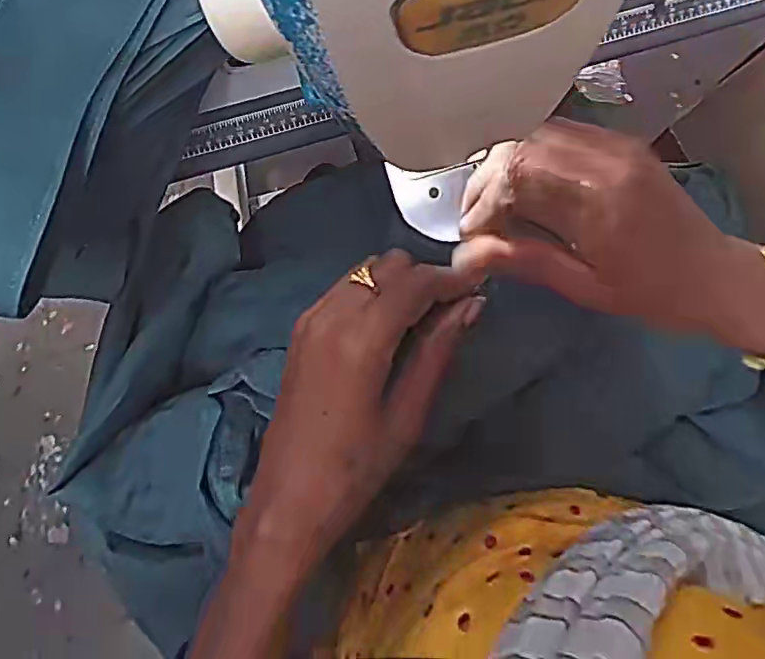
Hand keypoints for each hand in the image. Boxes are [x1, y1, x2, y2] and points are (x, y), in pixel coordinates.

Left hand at [237, 250, 485, 571]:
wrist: (287, 501)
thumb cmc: (355, 469)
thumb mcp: (407, 414)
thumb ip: (438, 350)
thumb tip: (471, 305)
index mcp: (360, 336)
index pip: (415, 281)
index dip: (451, 277)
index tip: (477, 284)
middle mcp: (332, 313)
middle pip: (388, 263)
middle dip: (423, 277)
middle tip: (450, 308)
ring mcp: (311, 316)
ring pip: (365, 269)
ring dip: (397, 282)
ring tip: (421, 319)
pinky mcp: (301, 326)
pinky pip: (345, 287)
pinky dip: (372, 292)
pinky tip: (386, 327)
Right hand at [451, 119, 764, 353]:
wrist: (718, 277)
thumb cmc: (657, 294)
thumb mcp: (586, 287)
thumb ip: (525, 260)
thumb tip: (468, 254)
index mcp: (602, 201)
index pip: (519, 175)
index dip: (484, 201)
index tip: (473, 232)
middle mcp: (609, 161)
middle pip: (522, 147)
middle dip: (487, 179)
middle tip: (476, 215)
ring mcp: (617, 146)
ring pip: (537, 134)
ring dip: (506, 164)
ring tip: (494, 200)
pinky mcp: (620, 142)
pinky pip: (561, 134)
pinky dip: (532, 155)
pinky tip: (524, 182)